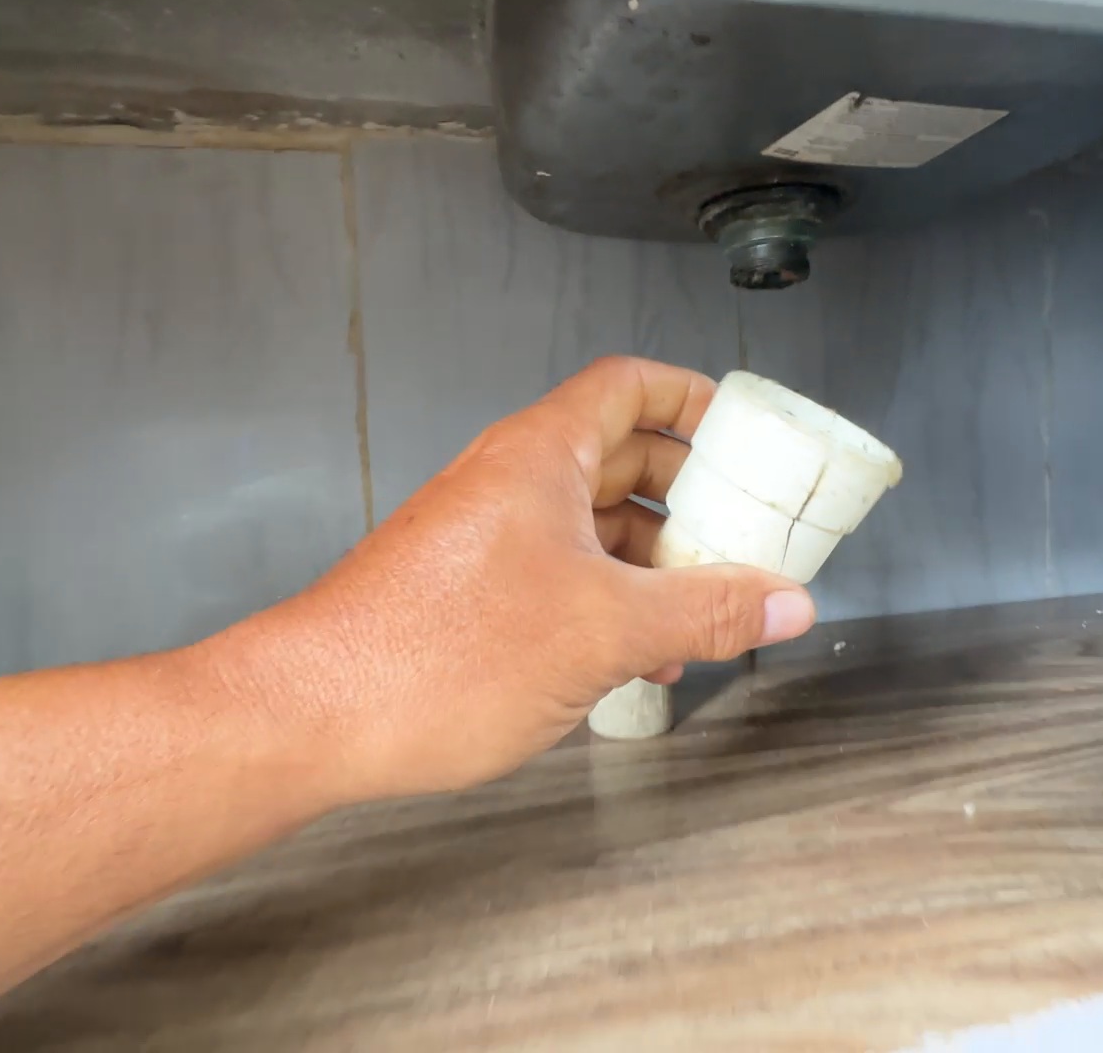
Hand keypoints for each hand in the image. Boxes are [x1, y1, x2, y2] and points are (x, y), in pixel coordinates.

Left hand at [207, 357, 817, 801]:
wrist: (312, 715)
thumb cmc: (448, 651)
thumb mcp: (603, 630)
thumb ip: (705, 611)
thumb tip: (789, 602)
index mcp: (540, 455)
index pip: (629, 386)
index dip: (691, 397)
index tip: (741, 435)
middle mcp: (511, 482)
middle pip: (620, 459)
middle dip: (687, 499)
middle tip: (739, 540)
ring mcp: (488, 538)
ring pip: (592, 527)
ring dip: (651, 565)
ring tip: (702, 616)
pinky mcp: (471, 591)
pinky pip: (560, 576)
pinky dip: (608, 603)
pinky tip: (638, 657)